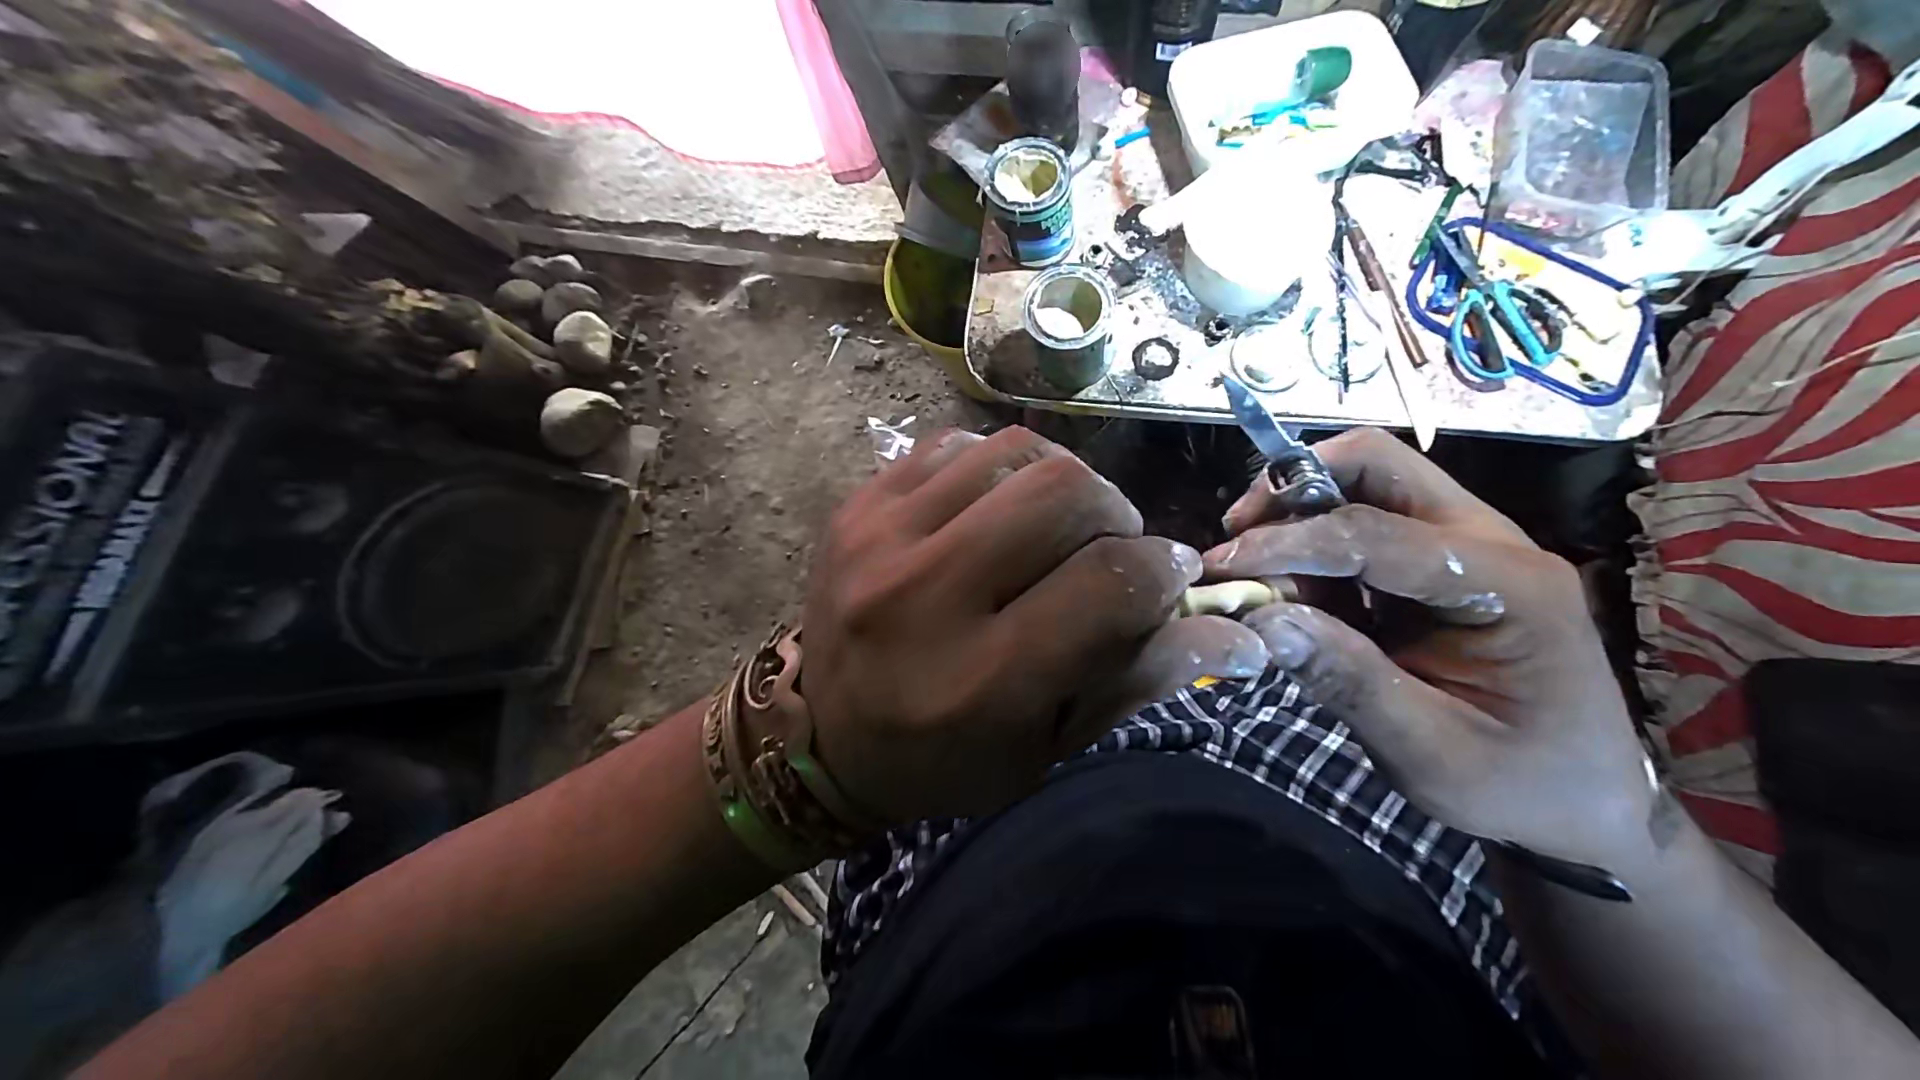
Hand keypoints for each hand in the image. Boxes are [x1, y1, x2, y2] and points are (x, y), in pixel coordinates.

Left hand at [802, 426, 1269, 822]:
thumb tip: (1235, 632)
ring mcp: (880, 539)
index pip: (1108, 585)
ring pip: (1015, 452)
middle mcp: (924, 597)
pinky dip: (997, 467)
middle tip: (1109, 547)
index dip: (1160, 574)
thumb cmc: (943, 760)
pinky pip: (956, 444)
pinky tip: (996, 508)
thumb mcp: (1045, 750)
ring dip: (1059, 482)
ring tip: (1055, 525)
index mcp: (979, 680)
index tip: (1165, 580)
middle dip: (1114, 514)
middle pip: (1064, 493)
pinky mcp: (857, 506)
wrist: (819, 736)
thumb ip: (1136, 682)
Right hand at [1207, 428, 1654, 865]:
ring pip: (1363, 484)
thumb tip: (1261, 622)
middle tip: (1237, 531)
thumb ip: (1349, 681)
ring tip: (1252, 566)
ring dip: (1295, 511)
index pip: (1376, 534)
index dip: (1288, 544)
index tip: (1219, 566)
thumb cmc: (1518, 786)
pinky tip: (1286, 587)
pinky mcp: (1431, 564)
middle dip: (1293, 485)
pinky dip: (1308, 543)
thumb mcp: (1430, 752)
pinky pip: (1358, 525)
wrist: (1578, 801)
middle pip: (1377, 465)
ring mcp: (1461, 546)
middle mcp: (1488, 542)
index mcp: (1510, 585)